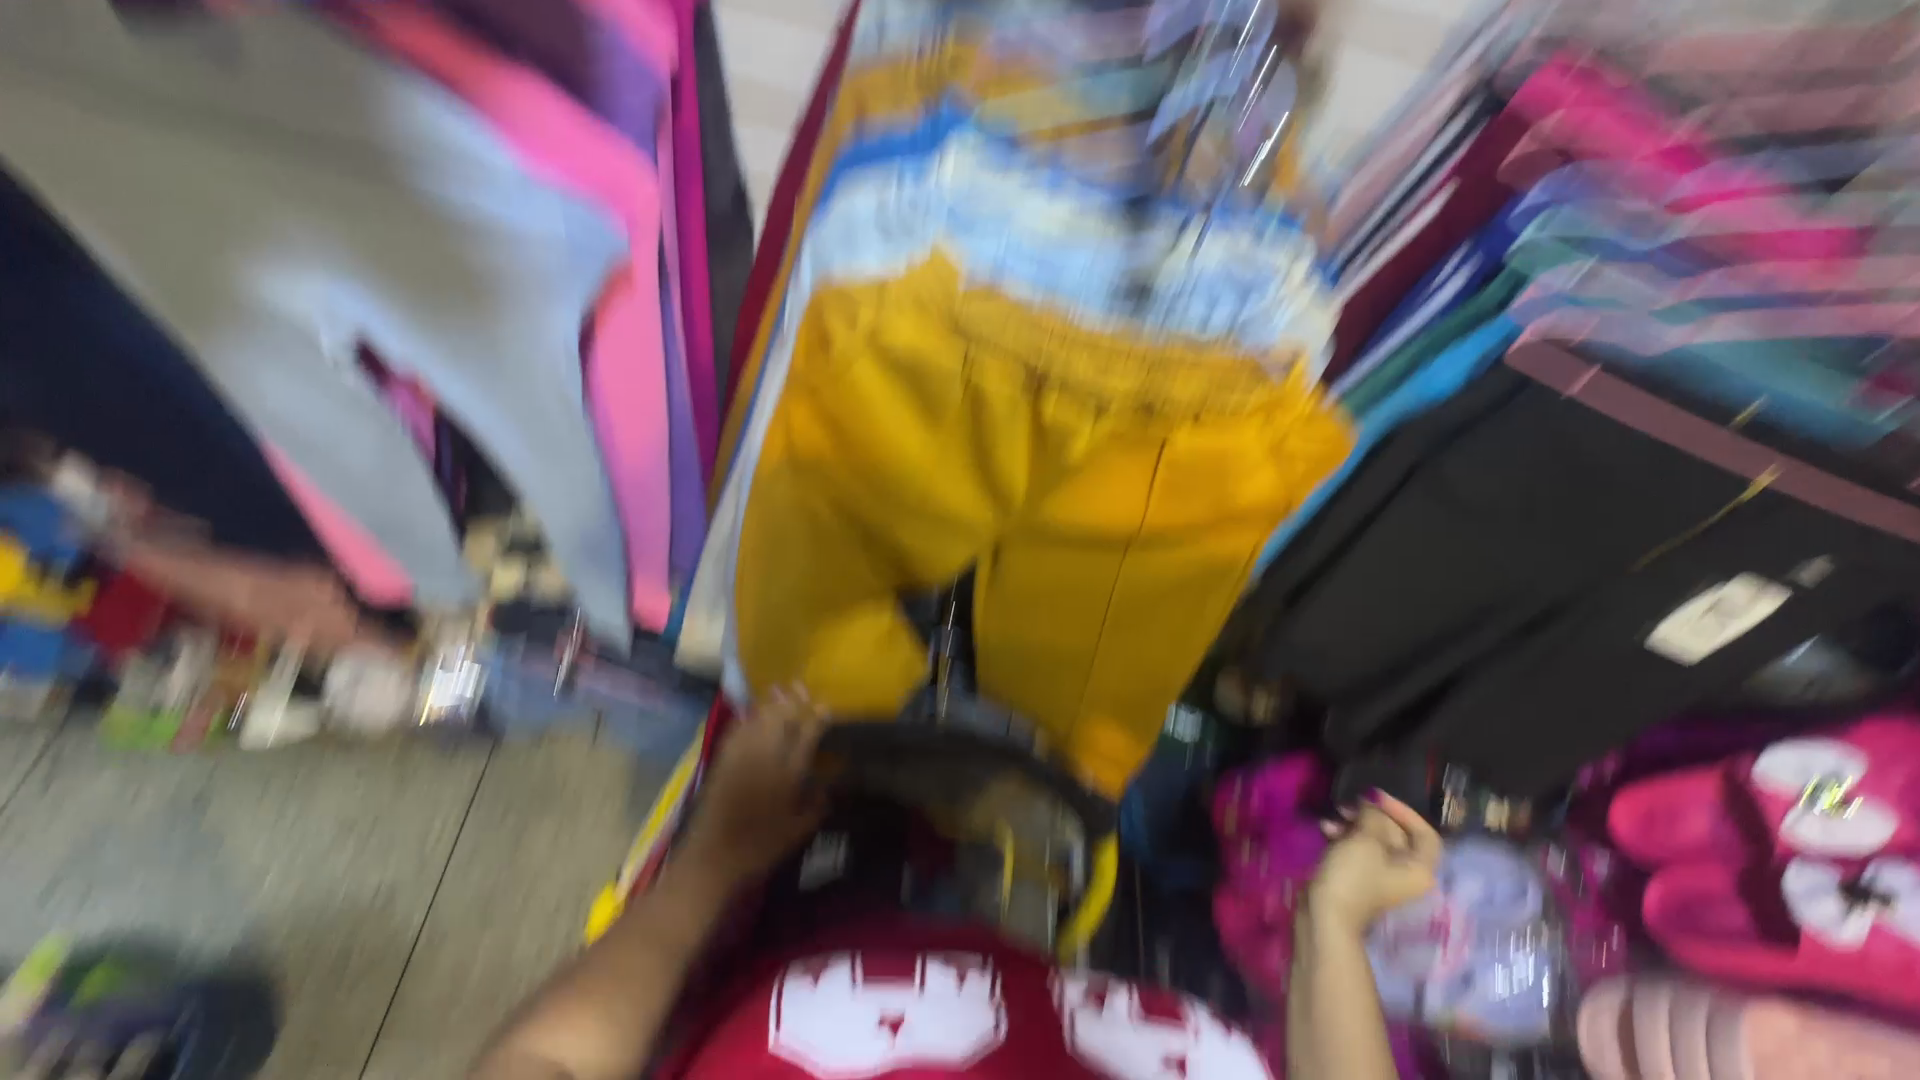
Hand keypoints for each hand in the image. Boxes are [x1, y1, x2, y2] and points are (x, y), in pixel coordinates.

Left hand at [676, 687, 830, 887]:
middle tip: (802, 688)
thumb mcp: (799, 831)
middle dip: (793, 701)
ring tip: (780, 691)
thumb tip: (829, 786)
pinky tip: (753, 714)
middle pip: (781, 719)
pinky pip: (738, 730)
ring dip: (771, 704)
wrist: (712, 859)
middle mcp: (765, 758)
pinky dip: (749, 717)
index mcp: (788, 774)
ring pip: (758, 720)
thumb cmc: (760, 848)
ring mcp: (740, 757)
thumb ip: (816, 805)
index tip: (825, 705)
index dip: (817, 718)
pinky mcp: (721, 761)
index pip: (807, 736)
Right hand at [1306, 793, 1442, 936]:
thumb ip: (1373, 815)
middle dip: (1372, 815)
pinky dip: (1345, 836)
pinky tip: (1326, 828)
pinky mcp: (1360, 878)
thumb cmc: (1353, 877)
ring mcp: (1382, 877)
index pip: (1425, 833)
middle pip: (1397, 835)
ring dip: (1355, 824)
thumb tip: (1372, 803)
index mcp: (1419, 869)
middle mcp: (1406, 874)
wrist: (1325, 915)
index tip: (1377, 797)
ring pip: (1374, 840)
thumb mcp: (1366, 840)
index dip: (1403, 811)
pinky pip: (1359, 850)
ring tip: (1335, 815)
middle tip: (1350, 804)